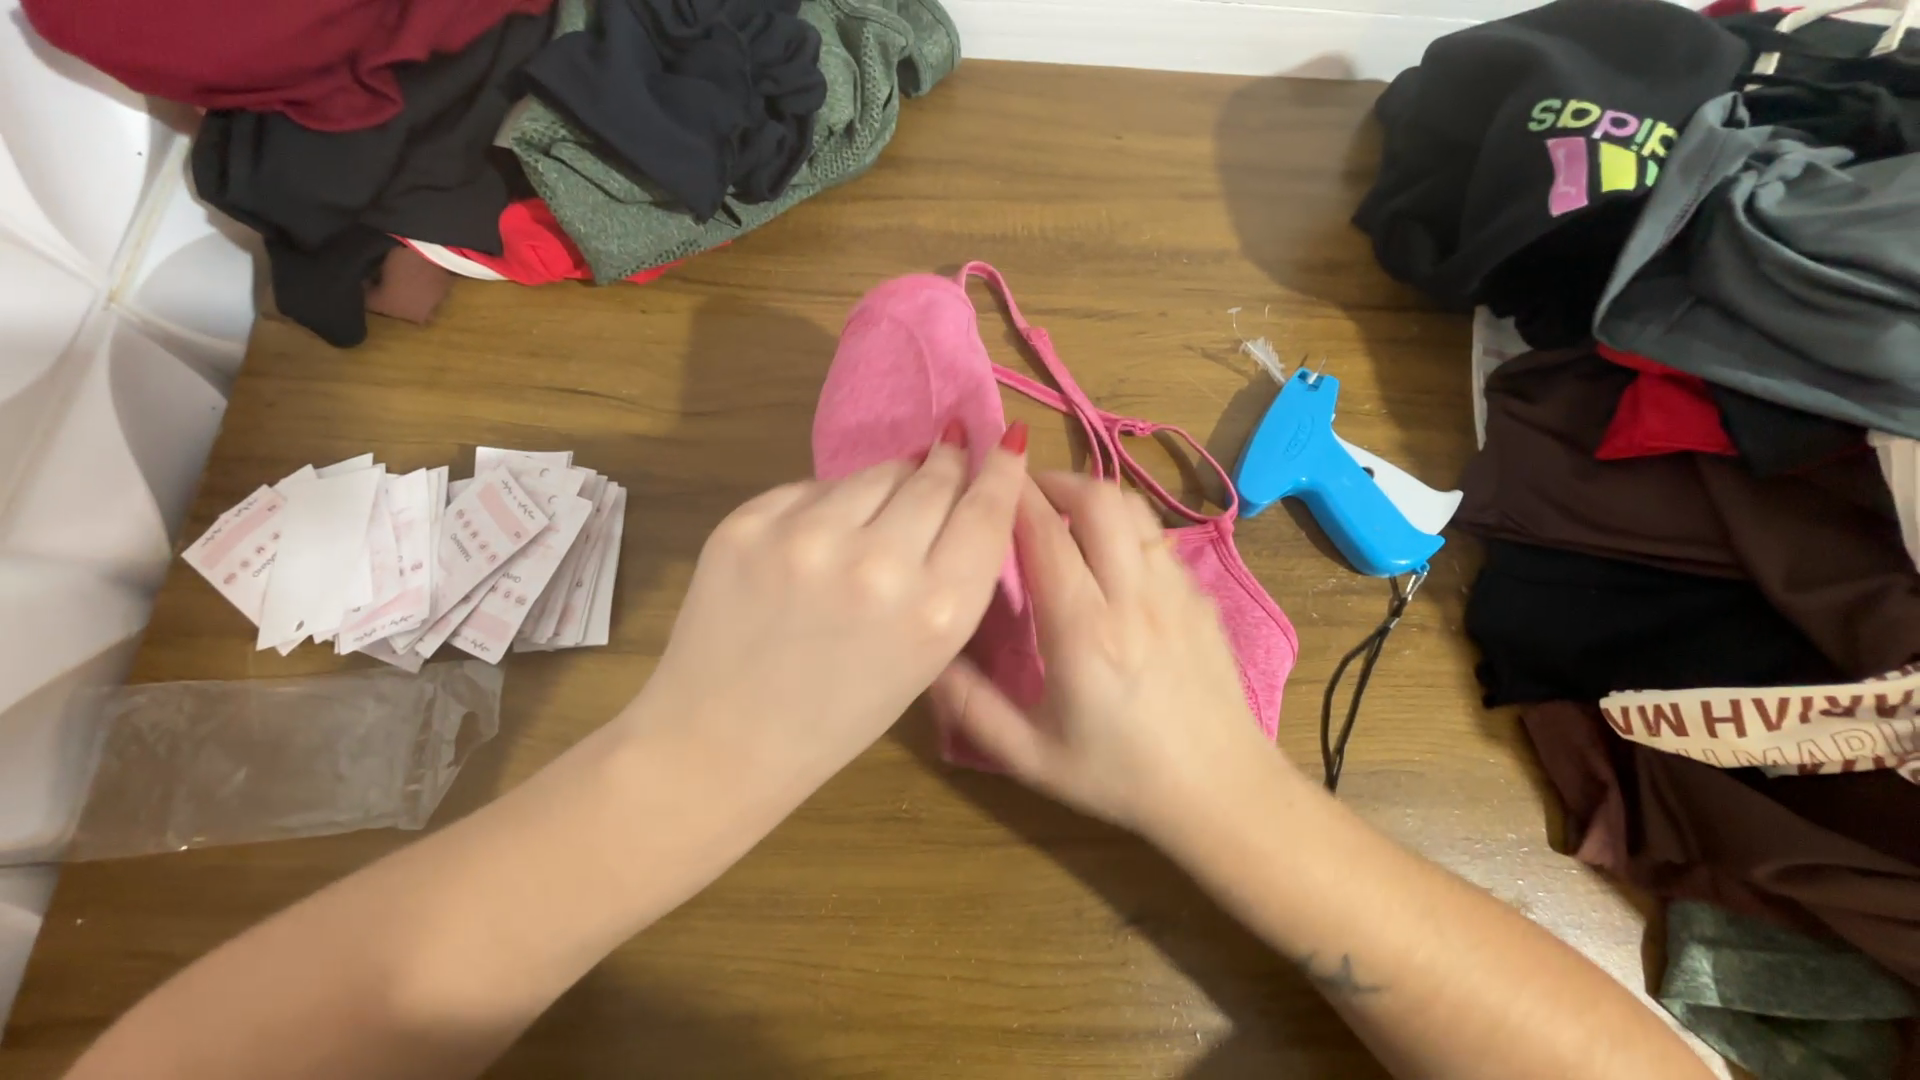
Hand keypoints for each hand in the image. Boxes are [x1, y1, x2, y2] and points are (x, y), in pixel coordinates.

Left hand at [635, 421, 1028, 786]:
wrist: (722, 739)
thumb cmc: (837, 715)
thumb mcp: (923, 660)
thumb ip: (950, 578)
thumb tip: (957, 493)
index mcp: (934, 613)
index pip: (985, 513)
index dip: (1001, 472)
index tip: (1007, 442)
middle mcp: (879, 565)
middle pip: (933, 479)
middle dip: (946, 464)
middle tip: (949, 451)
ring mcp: (807, 538)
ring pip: (874, 473)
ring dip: (887, 482)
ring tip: (875, 511)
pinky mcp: (749, 524)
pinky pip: (812, 489)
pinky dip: (826, 504)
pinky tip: (815, 540)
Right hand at [930, 472, 1288, 838]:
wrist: (1220, 792)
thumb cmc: (1119, 776)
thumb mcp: (1030, 757)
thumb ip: (970, 706)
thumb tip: (927, 656)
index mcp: (1082, 630)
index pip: (1043, 534)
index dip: (1011, 496)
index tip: (985, 479)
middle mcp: (1132, 596)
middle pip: (1097, 499)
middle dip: (1054, 481)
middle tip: (1023, 494)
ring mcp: (1174, 591)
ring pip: (1133, 509)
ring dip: (1093, 497)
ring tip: (1063, 514)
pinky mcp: (1200, 599)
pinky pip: (1157, 539)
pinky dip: (1125, 527)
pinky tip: (1109, 557)